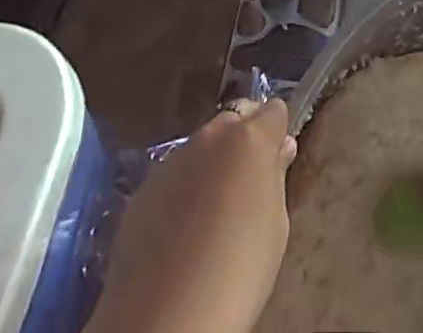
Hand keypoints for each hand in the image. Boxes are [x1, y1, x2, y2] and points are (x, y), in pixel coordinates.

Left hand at [85, 99, 297, 332]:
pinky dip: (183, 190)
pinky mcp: (143, 188)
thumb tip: (279, 148)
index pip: (273, 110)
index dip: (277, 131)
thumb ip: (275, 176)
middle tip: (248, 186)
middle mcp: (209, 137)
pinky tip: (184, 231)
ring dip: (211, 165)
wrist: (166, 314)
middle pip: (233, 122)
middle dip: (243, 142)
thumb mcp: (275, 225)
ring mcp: (172, 160)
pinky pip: (174, 176)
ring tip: (214, 213)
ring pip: (201, 148)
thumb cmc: (240, 268)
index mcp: (249, 138)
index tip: (277, 159)